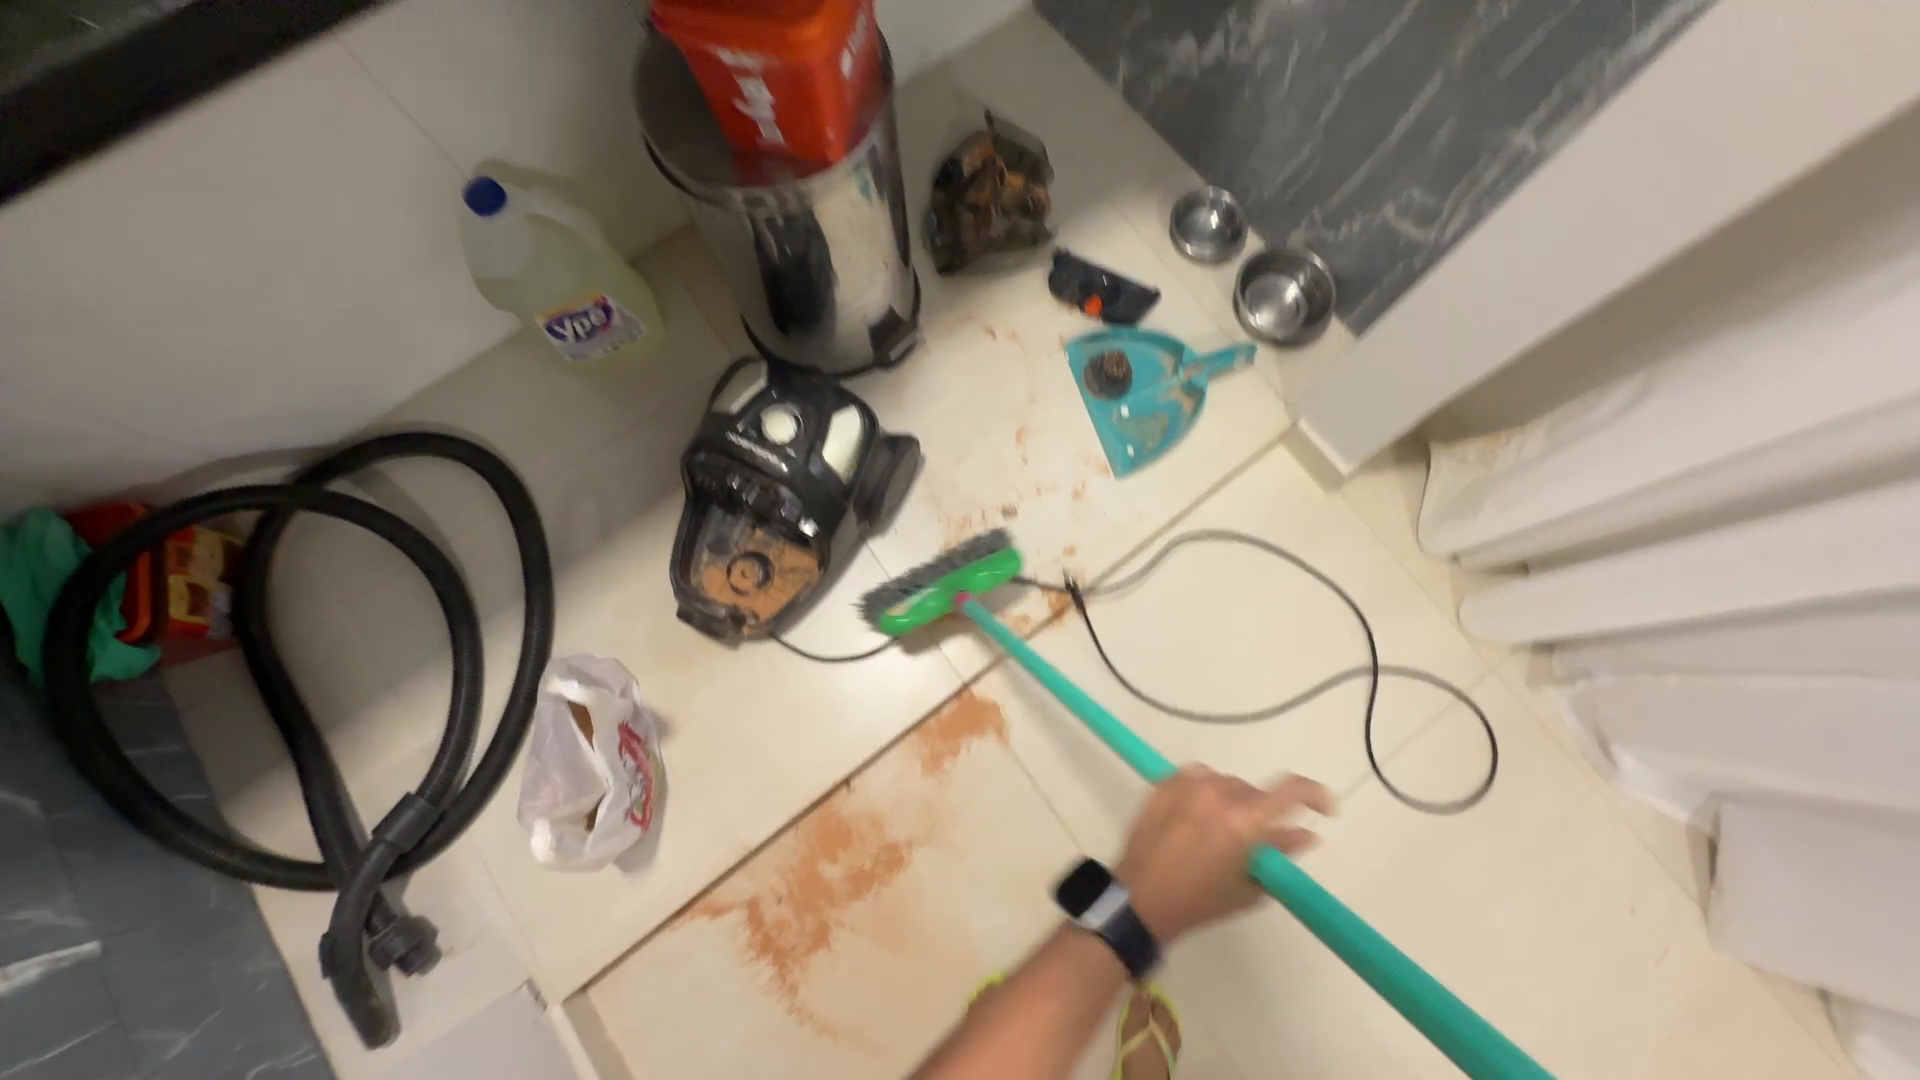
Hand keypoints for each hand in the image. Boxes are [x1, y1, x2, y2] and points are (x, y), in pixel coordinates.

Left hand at [1115, 767, 1334, 942]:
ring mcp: (1188, 784)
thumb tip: (1307, 835)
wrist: (1141, 896)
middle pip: (1255, 792)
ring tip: (1218, 833)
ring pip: (1226, 783)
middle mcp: (1218, 793)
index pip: (1291, 789)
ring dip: (1232, 802)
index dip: (1315, 794)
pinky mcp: (1164, 783)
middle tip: (1251, 843)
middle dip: (1261, 813)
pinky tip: (1196, 817)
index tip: (1324, 809)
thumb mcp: (1249, 886)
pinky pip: (1197, 778)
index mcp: (1244, 821)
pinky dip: (1205, 792)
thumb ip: (1280, 854)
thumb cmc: (1200, 900)